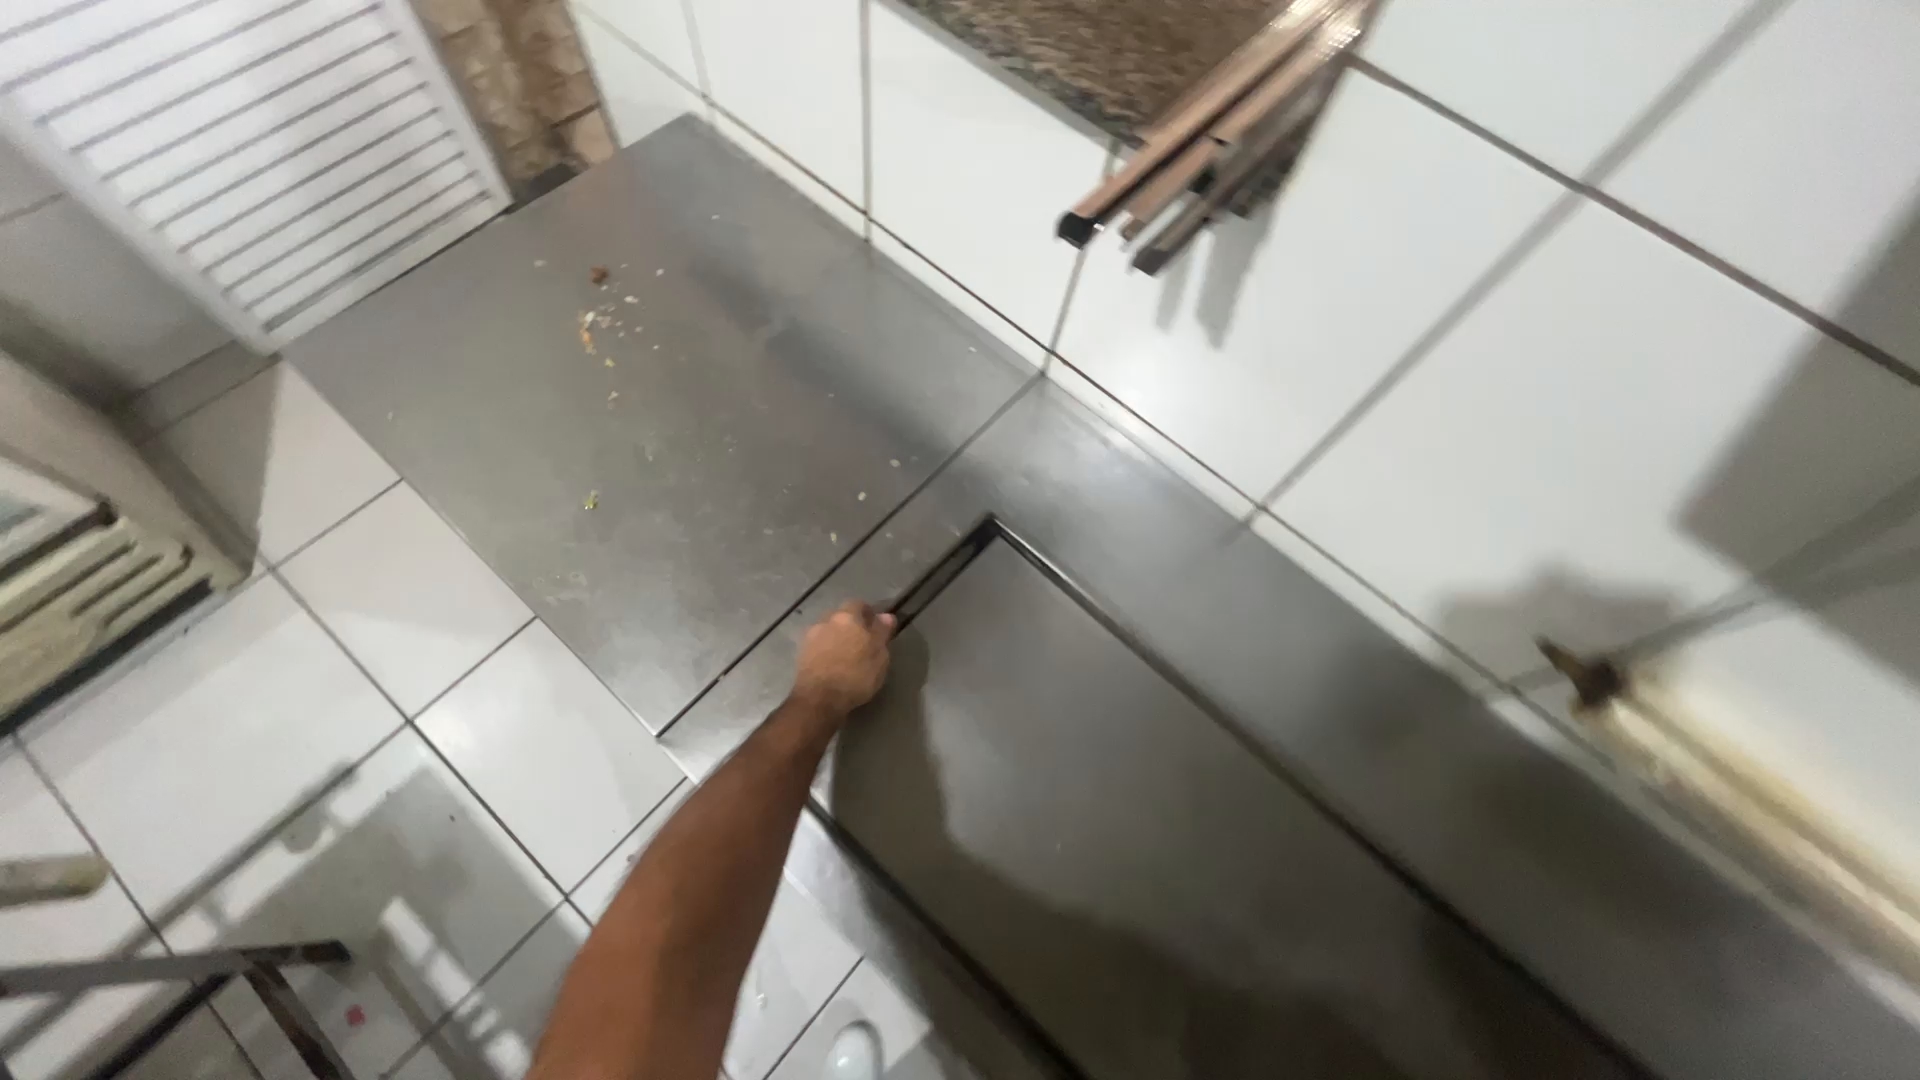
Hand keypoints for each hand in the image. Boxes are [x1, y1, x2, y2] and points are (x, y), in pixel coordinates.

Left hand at [791, 601, 896, 716]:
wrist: (818, 700)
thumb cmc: (855, 676)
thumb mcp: (879, 656)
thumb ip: (882, 633)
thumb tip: (886, 616)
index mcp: (847, 617)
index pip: (859, 604)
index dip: (869, 614)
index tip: (876, 627)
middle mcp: (826, 620)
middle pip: (841, 617)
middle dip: (852, 626)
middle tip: (863, 643)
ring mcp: (811, 637)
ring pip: (829, 631)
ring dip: (837, 638)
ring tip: (847, 656)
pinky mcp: (801, 654)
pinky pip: (819, 645)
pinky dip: (826, 650)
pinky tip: (833, 664)